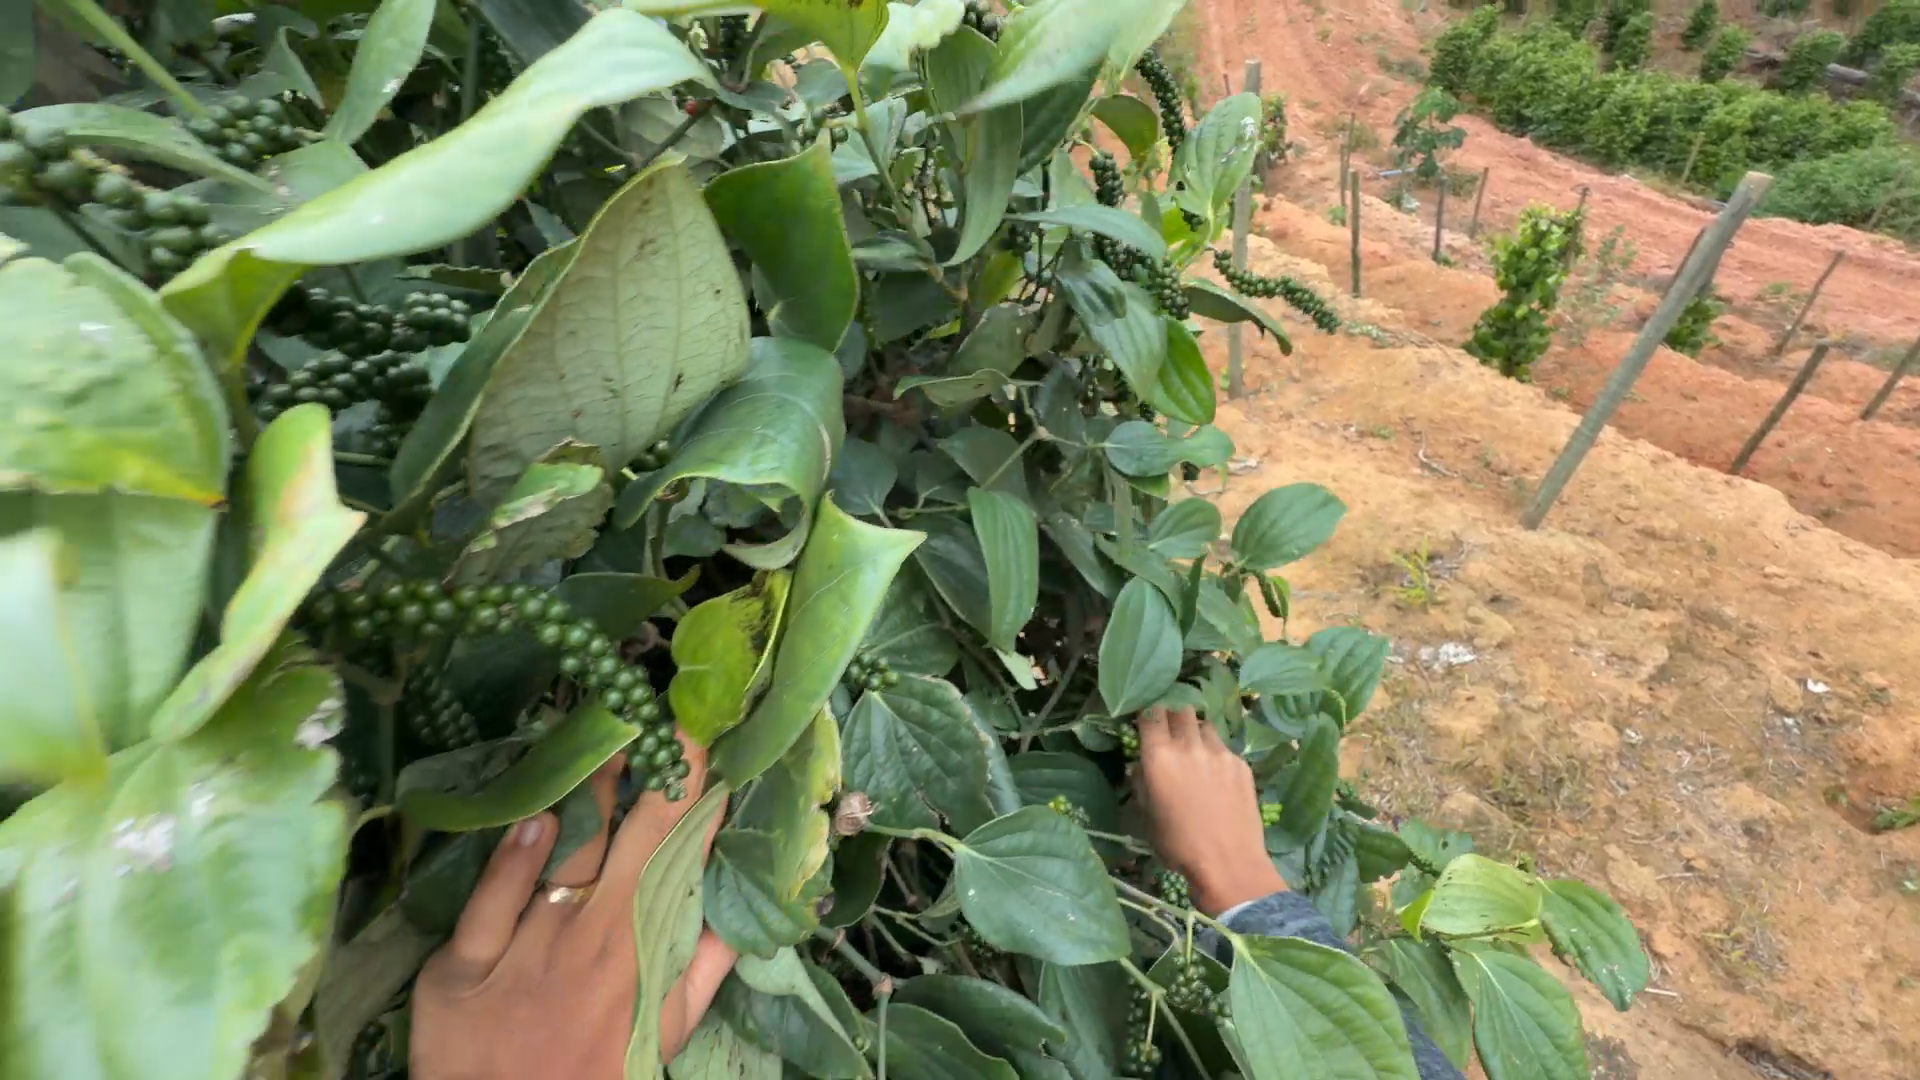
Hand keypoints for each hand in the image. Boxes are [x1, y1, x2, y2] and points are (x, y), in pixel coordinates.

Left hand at [411, 739, 734, 1079]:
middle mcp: (592, 938)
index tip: (702, 743)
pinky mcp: (460, 971)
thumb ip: (708, 963)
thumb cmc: (598, 1072)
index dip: (694, 794)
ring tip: (604, 748)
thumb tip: (740, 902)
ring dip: (588, 795)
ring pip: (565, 855)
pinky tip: (538, 817)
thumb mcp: (667, 1029)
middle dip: (648, 775)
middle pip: (629, 838)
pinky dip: (514, 858)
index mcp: (641, 947)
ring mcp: (524, 951)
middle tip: (654, 723)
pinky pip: (489, 904)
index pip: (677, 851)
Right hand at [1135, 705, 1286, 914]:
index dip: (1148, 713)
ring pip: (1204, 725)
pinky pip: (1223, 747)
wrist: (1229, 864)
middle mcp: (1189, 746)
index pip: (1151, 713)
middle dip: (1173, 716)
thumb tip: (1143, 763)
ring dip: (1196, 733)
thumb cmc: (1178, 844)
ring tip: (1196, 753)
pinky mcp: (1241, 764)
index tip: (1147, 721)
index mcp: (1159, 757)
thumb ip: (1141, 780)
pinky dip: (1216, 754)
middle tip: (1171, 732)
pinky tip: (1217, 777)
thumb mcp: (1146, 813)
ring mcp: (1219, 752)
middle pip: (1180, 710)